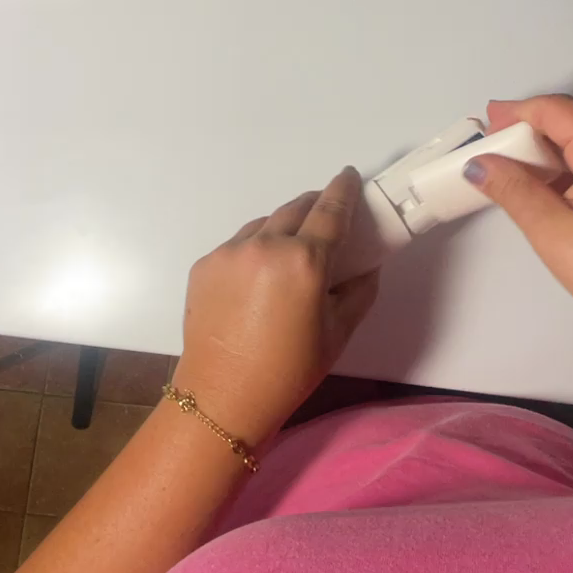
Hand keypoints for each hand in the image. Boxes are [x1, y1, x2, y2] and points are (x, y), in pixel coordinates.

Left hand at [175, 167, 380, 444]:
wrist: (222, 397)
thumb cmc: (288, 371)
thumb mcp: (337, 333)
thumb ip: (360, 291)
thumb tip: (367, 266)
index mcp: (304, 261)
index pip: (330, 211)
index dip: (343, 190)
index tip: (349, 175)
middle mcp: (265, 246)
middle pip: (296, 208)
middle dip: (315, 205)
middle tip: (327, 215)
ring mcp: (229, 253)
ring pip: (264, 224)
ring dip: (283, 228)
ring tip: (291, 251)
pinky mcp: (205, 264)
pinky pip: (238, 244)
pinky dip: (255, 249)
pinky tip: (259, 277)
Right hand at [465, 95, 572, 349]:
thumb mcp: (551, 231)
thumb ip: (513, 189)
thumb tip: (478, 164)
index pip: (560, 111)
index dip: (520, 112)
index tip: (486, 124)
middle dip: (532, 124)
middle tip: (493, 139)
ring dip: (549, 142)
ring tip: (511, 158)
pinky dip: (568, 159)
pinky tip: (544, 176)